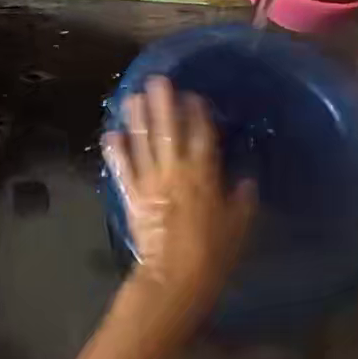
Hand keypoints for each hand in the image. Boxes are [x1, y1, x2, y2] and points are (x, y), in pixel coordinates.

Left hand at [103, 76, 257, 321]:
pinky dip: (115, 152)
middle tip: (157, 80)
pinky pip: (122, 170)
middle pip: (168, 131)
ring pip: (143, 143)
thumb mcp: (238, 227)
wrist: (175, 278)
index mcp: (203, 175)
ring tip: (132, 96)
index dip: (197, 114)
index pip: (201, 136)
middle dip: (163, 104)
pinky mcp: (132, 196)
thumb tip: (247, 179)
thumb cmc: (212, 253)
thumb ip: (242, 200)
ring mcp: (150, 182)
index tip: (192, 95)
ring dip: (137, 119)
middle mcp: (175, 171)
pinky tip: (110, 134)